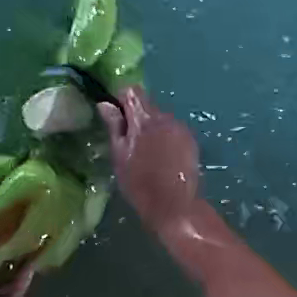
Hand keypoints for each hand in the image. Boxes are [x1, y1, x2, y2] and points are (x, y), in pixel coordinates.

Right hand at [97, 85, 203, 229]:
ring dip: (152, 129)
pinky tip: (162, 158)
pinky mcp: (191, 140)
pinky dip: (166, 138)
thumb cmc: (139, 183)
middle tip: (128, 142)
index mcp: (145, 119)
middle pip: (148, 106)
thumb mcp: (119, 156)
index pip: (132, 92)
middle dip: (137, 118)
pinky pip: (173, 131)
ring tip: (146, 153)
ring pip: (161, 119)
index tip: (115, 115)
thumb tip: (105, 103)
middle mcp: (166, 117)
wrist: (175, 205)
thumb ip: (114, 126)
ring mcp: (181, 128)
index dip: (121, 99)